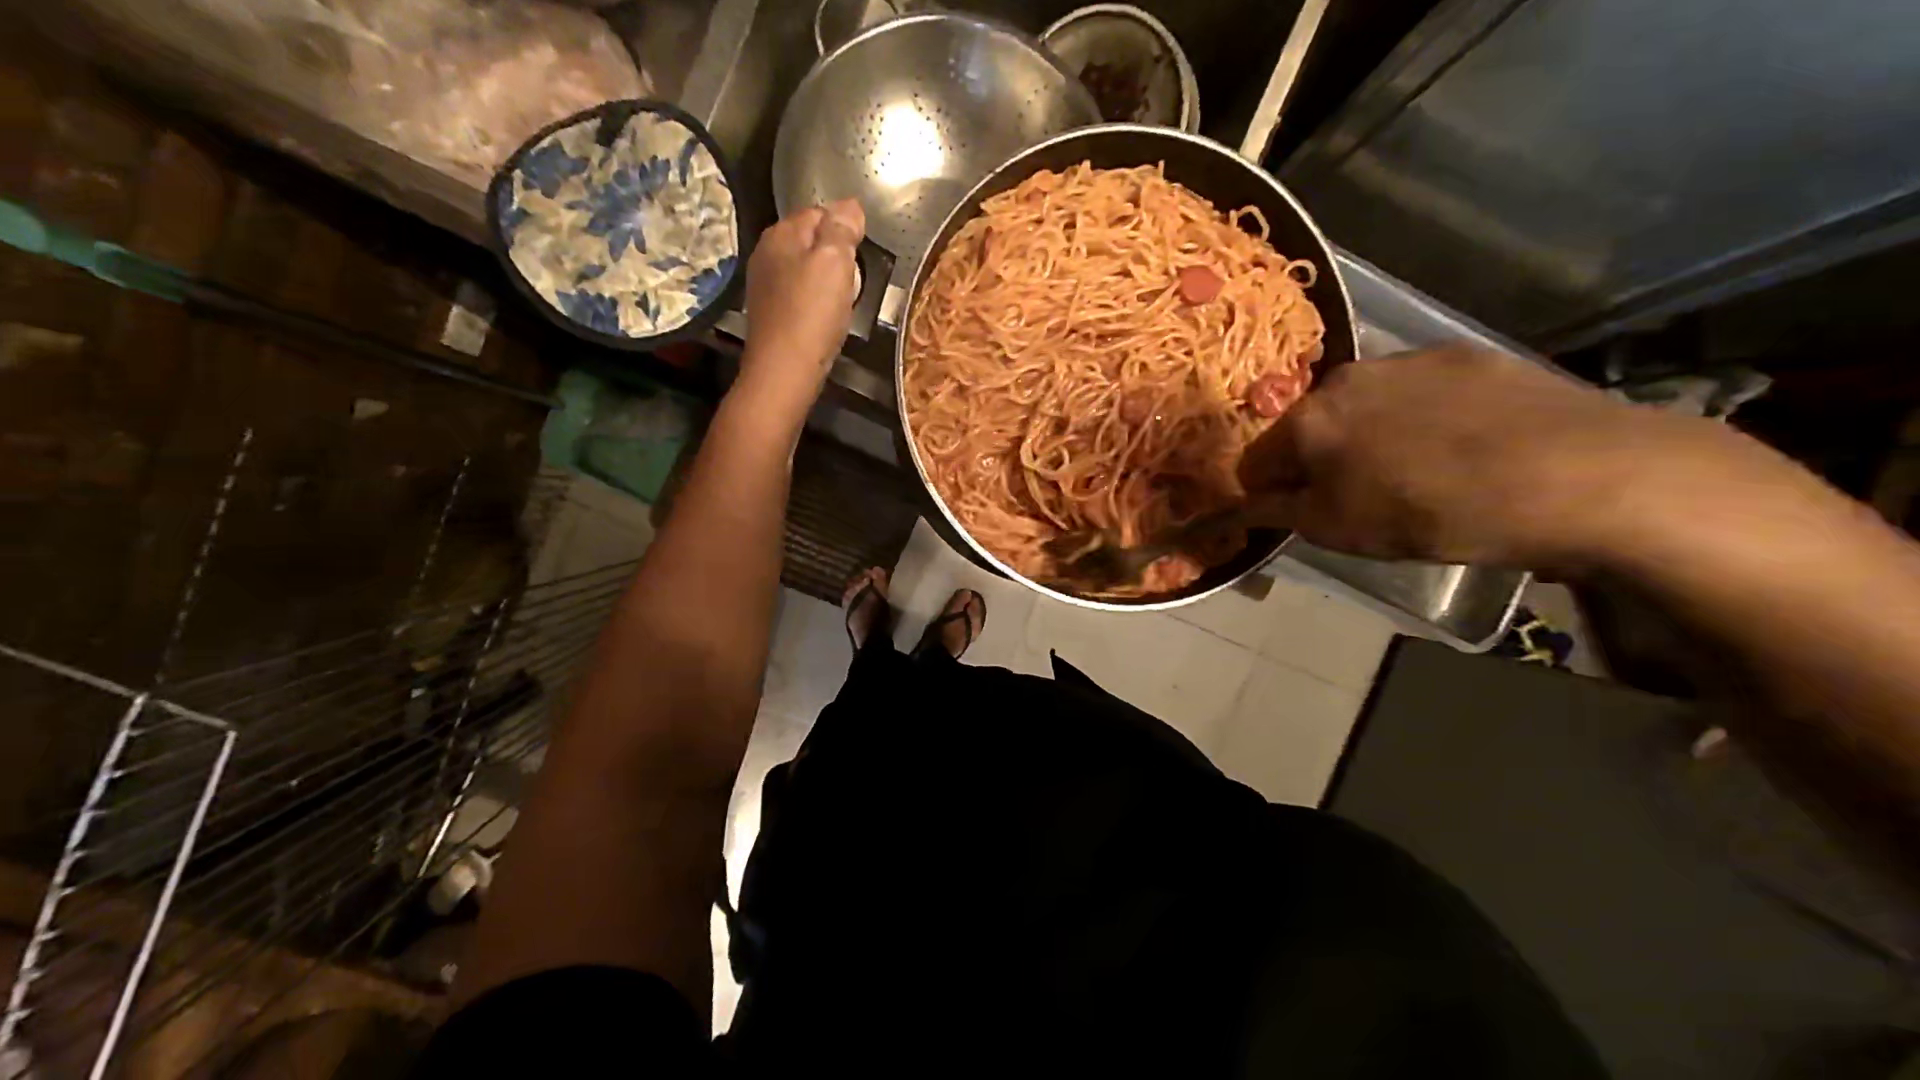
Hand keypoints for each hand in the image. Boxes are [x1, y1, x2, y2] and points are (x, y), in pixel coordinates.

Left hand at [738, 198, 865, 411]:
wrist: (785, 371)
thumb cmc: (812, 314)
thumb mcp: (835, 261)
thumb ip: (842, 228)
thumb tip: (850, 205)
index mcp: (781, 234)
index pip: (820, 212)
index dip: (845, 228)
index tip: (862, 253)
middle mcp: (767, 253)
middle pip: (811, 241)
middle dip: (836, 255)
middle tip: (855, 279)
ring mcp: (765, 285)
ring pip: (805, 269)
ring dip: (826, 280)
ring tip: (842, 301)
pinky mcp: (770, 313)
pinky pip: (800, 295)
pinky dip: (815, 302)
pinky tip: (824, 319)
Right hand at [1237, 347, 1798, 568]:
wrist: (1577, 476)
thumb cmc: (1434, 513)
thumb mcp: (1340, 530)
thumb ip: (1279, 512)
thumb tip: (1242, 505)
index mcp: (1307, 420)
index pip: (1255, 460)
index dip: (1267, 493)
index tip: (1295, 515)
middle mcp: (1346, 378)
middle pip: (1309, 425)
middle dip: (1319, 459)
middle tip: (1359, 497)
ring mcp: (1409, 360)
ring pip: (1364, 405)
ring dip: (1369, 436)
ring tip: (1418, 471)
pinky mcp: (1466, 356)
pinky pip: (1419, 391)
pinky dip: (1421, 417)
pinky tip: (1463, 447)